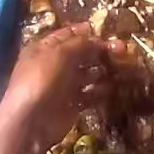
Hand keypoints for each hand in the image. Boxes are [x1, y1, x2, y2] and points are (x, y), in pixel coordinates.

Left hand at [0, 25, 124, 149]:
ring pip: (88, 73)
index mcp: (45, 48)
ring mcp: (63, 85)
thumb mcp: (60, 54)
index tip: (107, 32)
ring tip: (122, 67)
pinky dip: (101, 90)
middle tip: (123, 50)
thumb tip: (98, 40)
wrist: (31, 122)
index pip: (68, 34)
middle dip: (101, 50)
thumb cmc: (42, 80)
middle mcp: (54, 65)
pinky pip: (90, 94)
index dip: (87, 32)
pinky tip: (113, 87)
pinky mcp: (71, 104)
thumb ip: (81, 44)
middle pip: (81, 53)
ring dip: (104, 70)